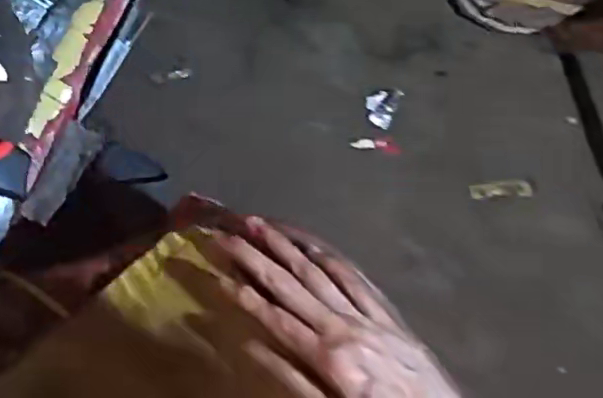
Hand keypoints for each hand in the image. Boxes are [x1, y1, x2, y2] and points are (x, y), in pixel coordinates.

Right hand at [209, 216, 459, 397]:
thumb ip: (294, 381)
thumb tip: (250, 345)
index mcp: (328, 357)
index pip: (272, 316)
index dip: (240, 292)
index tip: (213, 271)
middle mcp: (342, 327)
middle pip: (288, 283)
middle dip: (252, 256)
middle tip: (223, 231)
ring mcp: (367, 317)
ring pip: (316, 271)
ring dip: (283, 244)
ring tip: (256, 221)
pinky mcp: (390, 318)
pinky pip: (355, 279)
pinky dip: (328, 257)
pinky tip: (310, 243)